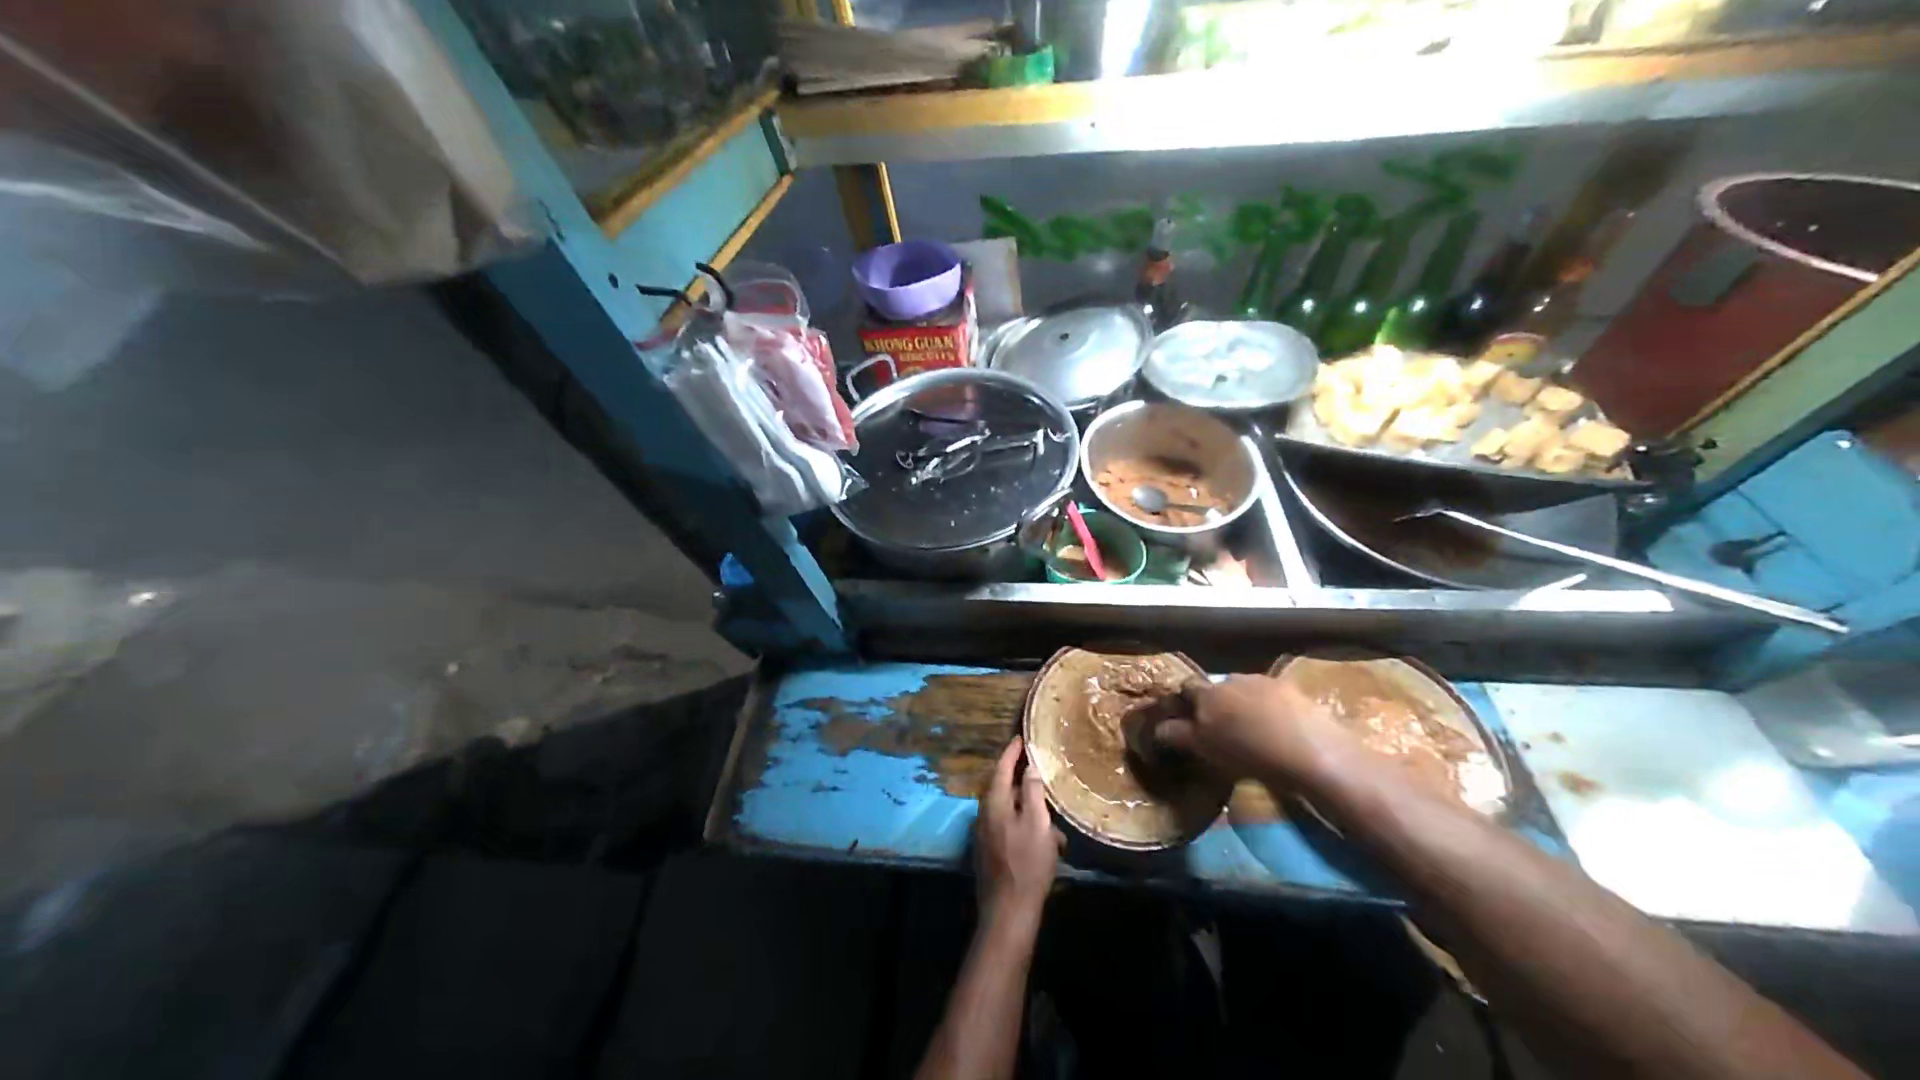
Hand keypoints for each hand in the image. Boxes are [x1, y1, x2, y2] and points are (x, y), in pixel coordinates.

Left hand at [975, 737, 1062, 926]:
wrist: (1009, 911)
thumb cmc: (1027, 864)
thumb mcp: (1037, 824)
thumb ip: (1032, 792)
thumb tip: (1030, 767)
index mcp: (993, 803)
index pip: (1000, 768)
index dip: (1011, 752)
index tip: (1021, 738)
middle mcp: (984, 815)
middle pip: (1002, 788)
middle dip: (1022, 780)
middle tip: (1040, 770)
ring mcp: (985, 835)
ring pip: (1009, 810)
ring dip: (1029, 808)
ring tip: (1052, 814)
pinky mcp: (991, 852)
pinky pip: (1009, 828)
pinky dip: (1026, 826)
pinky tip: (1047, 841)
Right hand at [1156, 674, 1352, 784]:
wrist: (1307, 749)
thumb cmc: (1246, 752)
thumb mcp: (1204, 748)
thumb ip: (1179, 735)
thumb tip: (1158, 727)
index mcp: (1206, 694)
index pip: (1186, 687)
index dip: (1185, 700)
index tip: (1188, 716)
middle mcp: (1231, 680)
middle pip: (1218, 687)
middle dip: (1219, 702)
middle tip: (1226, 726)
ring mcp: (1263, 681)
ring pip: (1246, 690)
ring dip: (1246, 703)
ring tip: (1256, 728)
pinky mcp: (1292, 689)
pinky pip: (1274, 695)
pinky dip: (1272, 707)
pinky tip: (1281, 727)